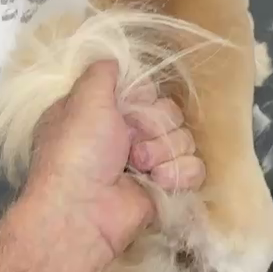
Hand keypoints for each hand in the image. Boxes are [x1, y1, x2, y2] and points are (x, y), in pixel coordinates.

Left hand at [22, 60, 205, 264]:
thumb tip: (114, 60)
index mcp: (104, 113)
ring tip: (139, 166)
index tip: (129, 107)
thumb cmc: (78, 151)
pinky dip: (179, 174)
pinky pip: (193, 168)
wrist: (83, 211)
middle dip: (154, 127)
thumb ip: (102, 73)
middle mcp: (125, 136)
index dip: (144, 98)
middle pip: (169, 113)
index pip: (147, 92)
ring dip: (164, 152)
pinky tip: (158, 182)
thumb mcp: (83, 99)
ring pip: (183, 140)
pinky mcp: (164, 188)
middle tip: (130, 144)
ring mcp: (147, 163)